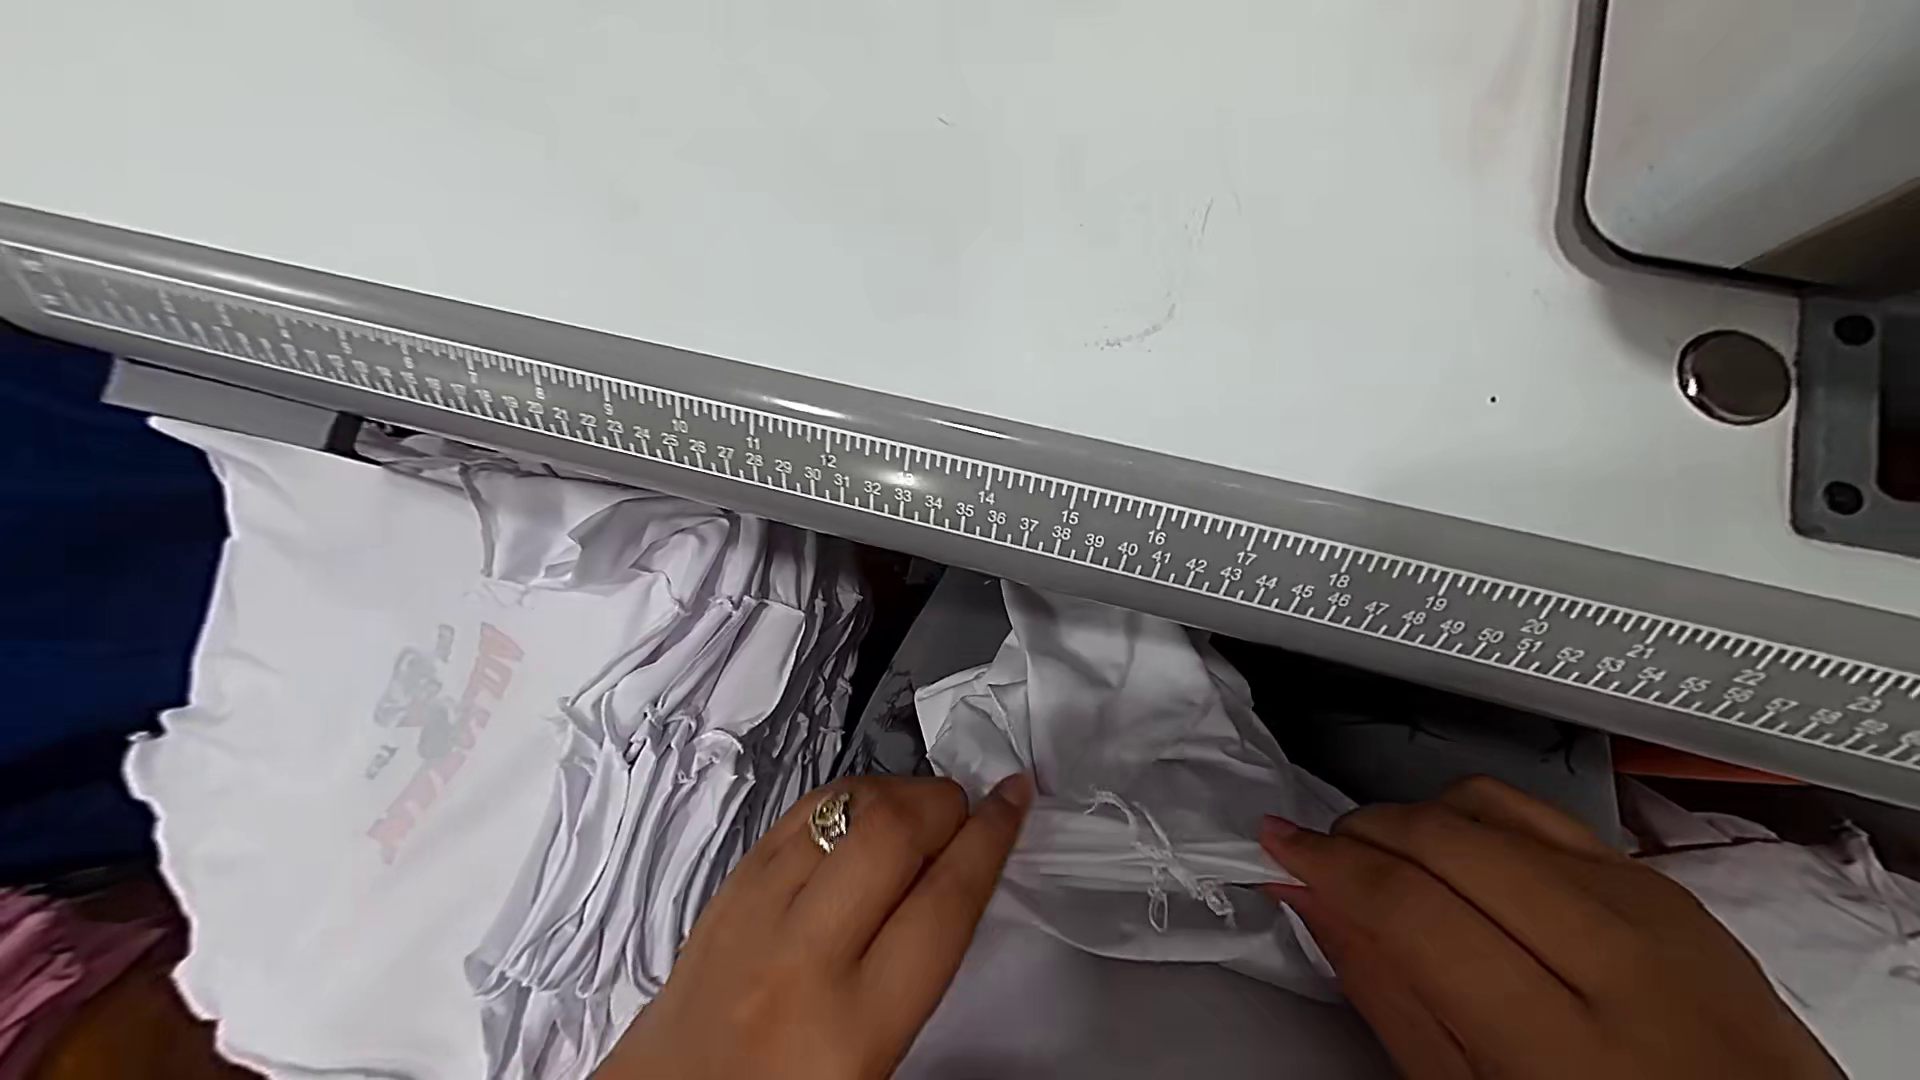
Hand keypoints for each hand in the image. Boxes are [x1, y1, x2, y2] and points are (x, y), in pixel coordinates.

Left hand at [595, 774, 1033, 1079]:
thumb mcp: (876, 1056)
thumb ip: (921, 959)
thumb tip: (958, 871)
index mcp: (852, 1026)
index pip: (944, 901)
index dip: (991, 838)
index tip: (1015, 799)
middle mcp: (801, 956)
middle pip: (895, 832)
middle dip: (946, 804)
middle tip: (963, 816)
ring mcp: (755, 908)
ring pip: (846, 805)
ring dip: (900, 792)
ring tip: (919, 812)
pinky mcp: (728, 883)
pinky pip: (803, 810)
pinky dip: (849, 797)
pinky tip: (865, 812)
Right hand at [1261, 776, 1841, 1079]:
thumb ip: (1379, 987)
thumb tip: (1303, 890)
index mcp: (1576, 1056)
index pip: (1414, 910)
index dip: (1328, 864)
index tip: (1276, 843)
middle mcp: (1633, 972)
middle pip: (1447, 842)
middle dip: (1360, 832)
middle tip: (1324, 852)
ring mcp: (1663, 918)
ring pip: (1488, 806)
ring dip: (1410, 816)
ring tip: (1386, 852)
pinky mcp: (1673, 889)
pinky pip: (1539, 810)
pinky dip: (1471, 812)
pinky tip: (1453, 846)